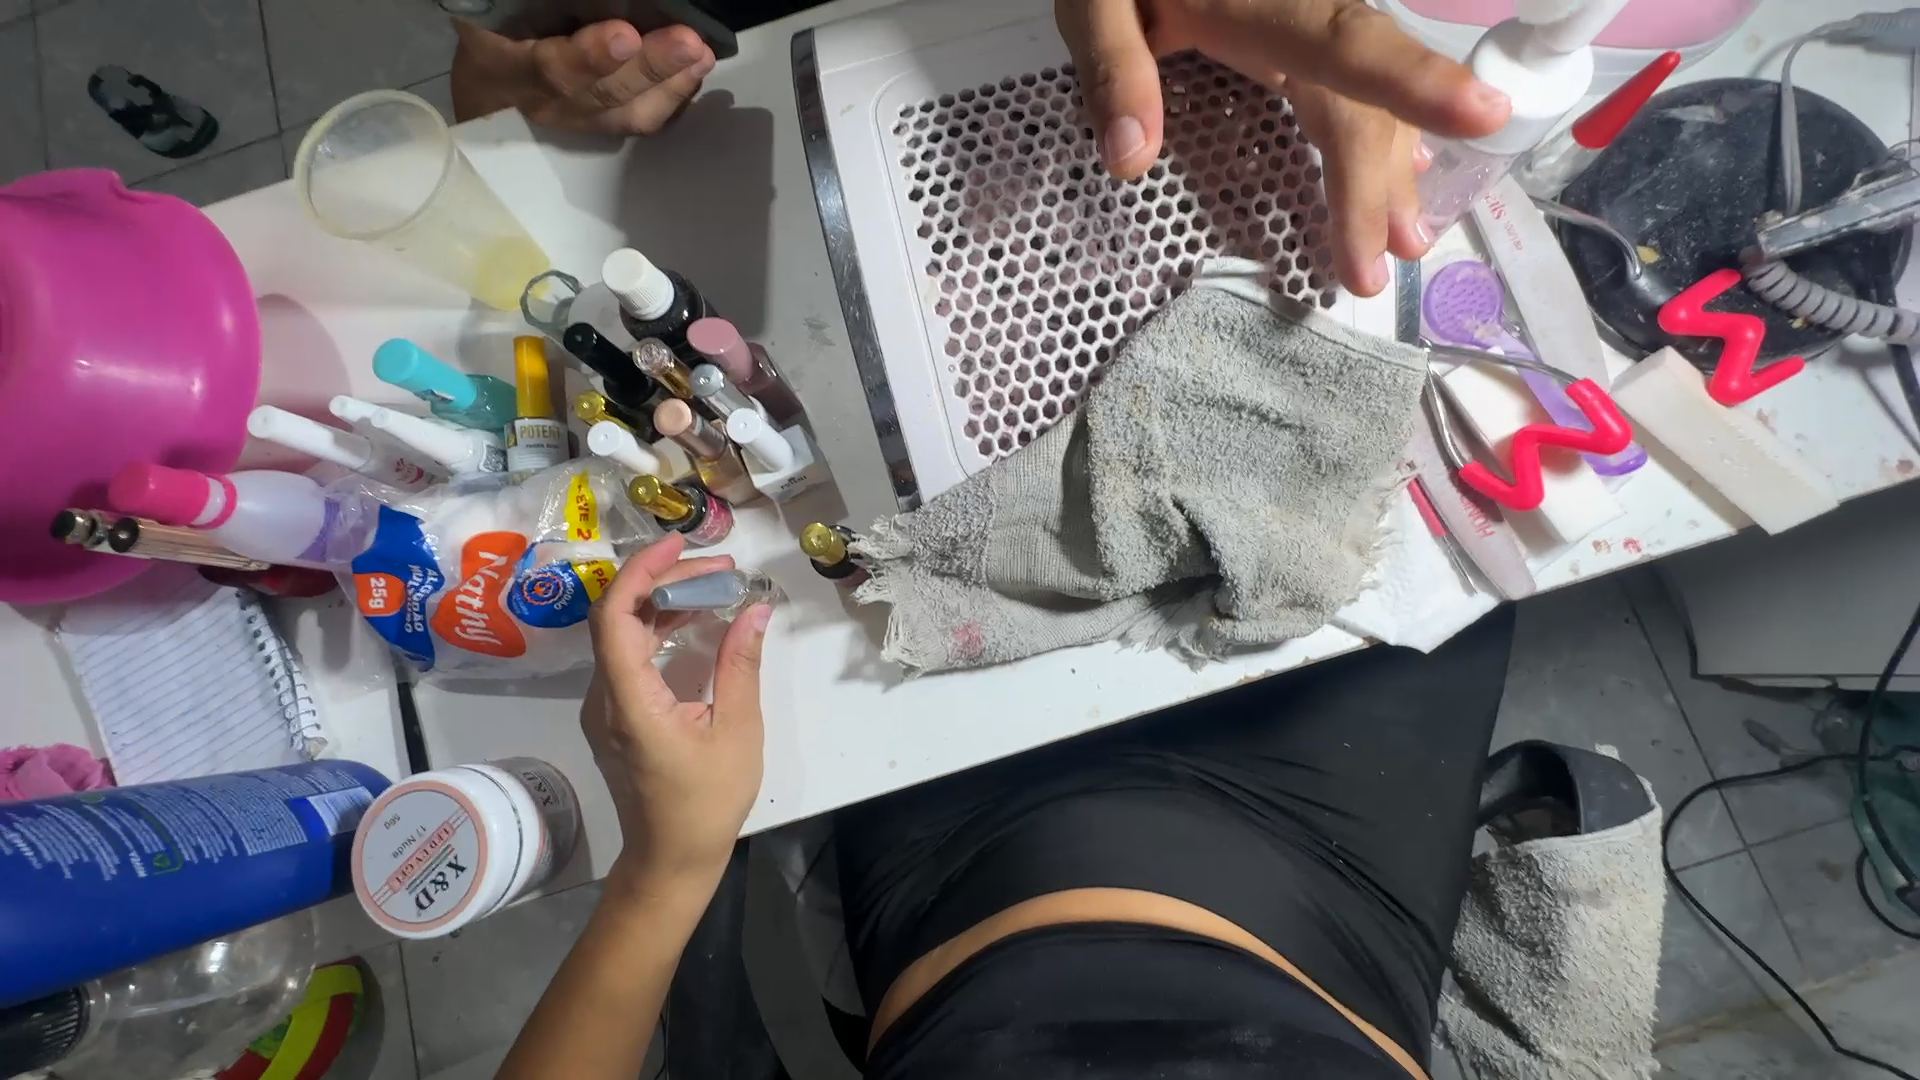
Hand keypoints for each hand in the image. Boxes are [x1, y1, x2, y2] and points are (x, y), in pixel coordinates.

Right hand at [450, 18, 713, 133]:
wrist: (485, 91)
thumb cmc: (487, 35)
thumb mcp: (492, 14)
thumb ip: (537, 3)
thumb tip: (599, 1)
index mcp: (507, 69)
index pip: (553, 69)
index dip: (592, 57)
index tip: (626, 34)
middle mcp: (548, 106)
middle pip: (606, 94)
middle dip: (652, 67)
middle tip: (689, 42)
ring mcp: (579, 122)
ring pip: (632, 115)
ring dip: (673, 86)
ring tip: (702, 56)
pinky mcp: (601, 129)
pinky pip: (642, 121)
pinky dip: (673, 99)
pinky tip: (695, 75)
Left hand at [582, 533, 770, 885]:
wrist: (670, 859)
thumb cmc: (706, 802)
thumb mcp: (737, 731)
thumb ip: (742, 665)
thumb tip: (756, 611)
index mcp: (630, 702)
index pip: (616, 616)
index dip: (643, 572)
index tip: (681, 545)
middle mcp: (604, 698)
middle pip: (621, 617)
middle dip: (667, 581)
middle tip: (721, 570)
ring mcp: (606, 707)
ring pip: (623, 634)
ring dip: (665, 603)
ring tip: (715, 587)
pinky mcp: (617, 714)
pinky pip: (630, 655)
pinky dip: (661, 629)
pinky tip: (695, 622)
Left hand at [1054, 0, 1511, 295]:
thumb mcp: (1096, 5)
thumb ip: (1114, 72)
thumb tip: (1130, 160)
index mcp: (1261, 2)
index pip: (1345, 44)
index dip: (1412, 82)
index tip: (1481, 116)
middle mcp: (1303, 9)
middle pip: (1358, 99)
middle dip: (1373, 188)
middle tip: (1378, 273)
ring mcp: (1307, 20)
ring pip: (1362, 99)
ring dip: (1387, 173)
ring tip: (1404, 244)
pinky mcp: (1298, 31)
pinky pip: (1350, 88)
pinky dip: (1377, 137)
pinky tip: (1403, 170)